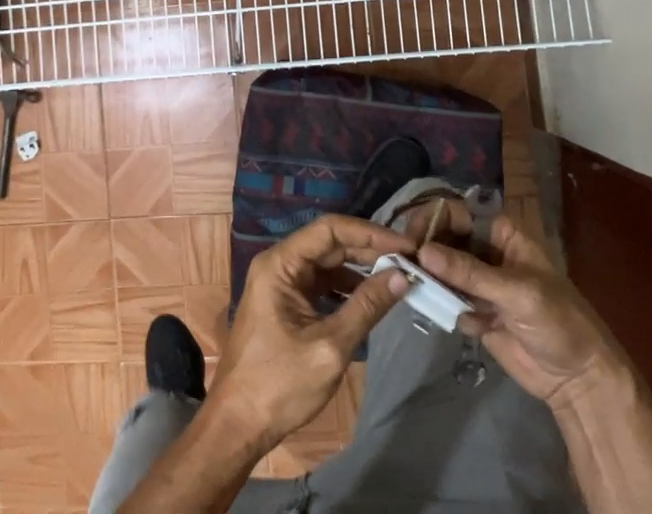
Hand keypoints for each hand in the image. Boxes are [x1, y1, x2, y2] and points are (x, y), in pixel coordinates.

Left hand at [208, 214, 413, 441]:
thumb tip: (402, 276)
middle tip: (411, 261)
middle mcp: (278, 265)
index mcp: (279, 265)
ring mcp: (280, 284)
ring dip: (362, 268)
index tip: (406, 246)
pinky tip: (373, 297)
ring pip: (328, 263)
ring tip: (399, 277)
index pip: (329, 229)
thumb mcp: (330, 345)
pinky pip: (322, 283)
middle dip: (370, 249)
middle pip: (329, 243)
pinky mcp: (286, 303)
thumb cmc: (280, 384)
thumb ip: (366, 306)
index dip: (370, 233)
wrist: (240, 422)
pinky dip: (348, 287)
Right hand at [417, 216, 620, 403]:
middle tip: (402, 263)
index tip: (412, 239)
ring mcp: (478, 283)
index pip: (459, 213)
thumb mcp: (517, 293)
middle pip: (443, 238)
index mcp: (503, 235)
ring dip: (425, 277)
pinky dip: (434, 302)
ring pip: (439, 269)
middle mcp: (486, 253)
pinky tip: (428, 307)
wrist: (577, 378)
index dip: (433, 219)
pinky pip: (443, 299)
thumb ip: (470, 272)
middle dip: (423, 248)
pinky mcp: (472, 311)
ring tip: (407, 285)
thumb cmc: (559, 323)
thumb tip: (422, 252)